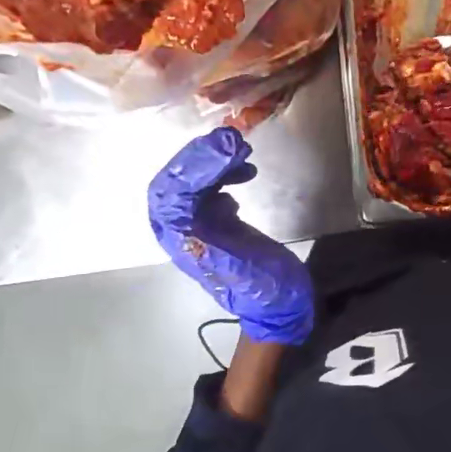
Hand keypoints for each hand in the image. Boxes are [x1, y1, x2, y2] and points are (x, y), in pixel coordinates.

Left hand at [149, 127, 313, 345]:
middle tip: (234, 141)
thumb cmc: (266, 294)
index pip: (170, 193)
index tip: (227, 147)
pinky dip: (223, 173)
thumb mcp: (245, 272)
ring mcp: (198, 225)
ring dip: (212, 162)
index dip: (193, 165)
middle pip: (175, 182)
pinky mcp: (216, 223)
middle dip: (200, 157)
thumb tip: (211, 213)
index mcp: (183, 242)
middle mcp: (183, 231)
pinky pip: (207, 188)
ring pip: (190, 181)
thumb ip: (221, 245)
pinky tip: (245, 172)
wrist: (281, 310)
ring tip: (243, 152)